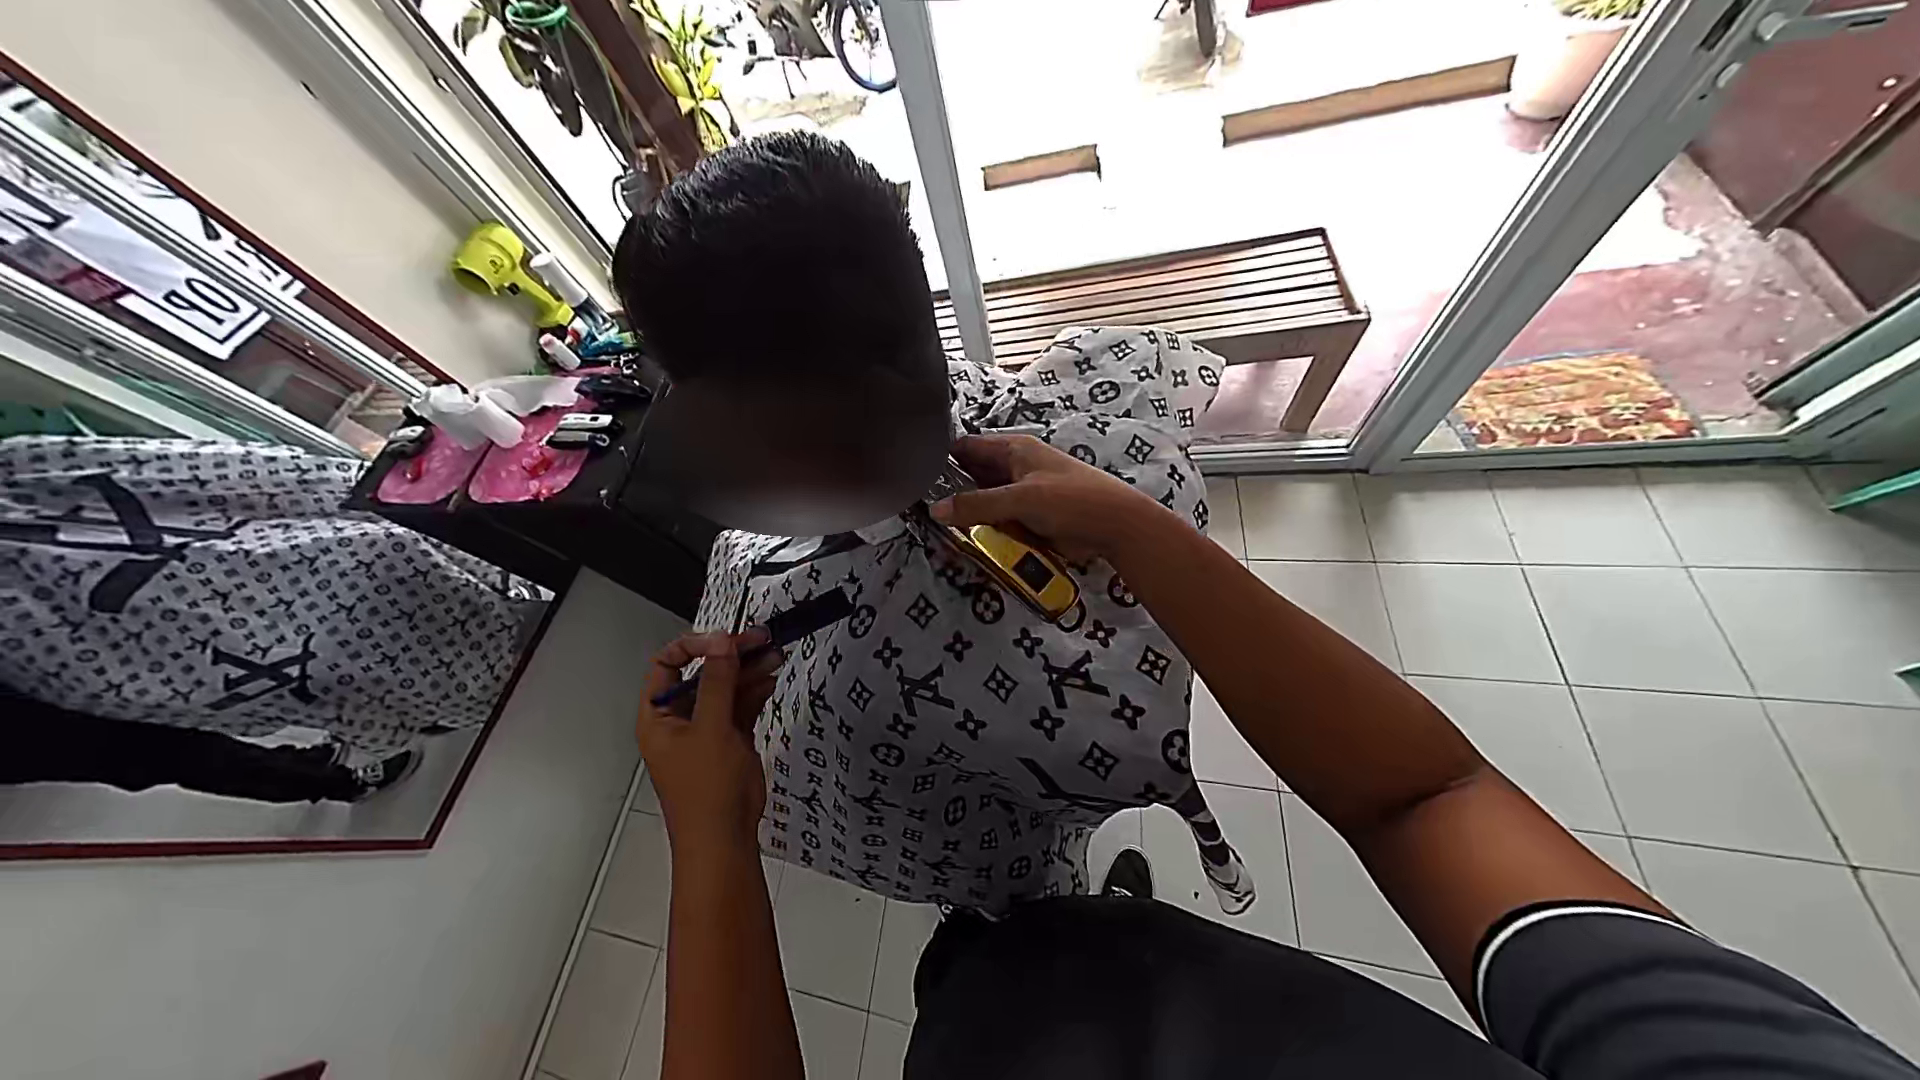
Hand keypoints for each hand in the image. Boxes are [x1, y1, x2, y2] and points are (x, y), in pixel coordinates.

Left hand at [638, 629, 782, 853]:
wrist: (725, 837)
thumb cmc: (704, 795)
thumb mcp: (710, 729)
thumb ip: (717, 682)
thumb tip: (720, 644)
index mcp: (658, 716)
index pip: (667, 665)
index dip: (694, 647)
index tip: (724, 641)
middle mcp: (680, 719)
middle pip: (703, 673)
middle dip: (730, 655)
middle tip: (758, 641)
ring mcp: (707, 728)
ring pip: (727, 687)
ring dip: (750, 671)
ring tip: (773, 655)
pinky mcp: (730, 738)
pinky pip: (742, 705)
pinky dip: (757, 690)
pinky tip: (770, 679)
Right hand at [930, 434, 1168, 561]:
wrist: (1116, 528)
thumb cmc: (1072, 500)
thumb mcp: (1021, 498)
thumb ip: (978, 504)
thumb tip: (935, 509)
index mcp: (1014, 450)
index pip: (967, 447)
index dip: (942, 458)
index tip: (915, 476)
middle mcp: (1014, 469)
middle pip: (972, 477)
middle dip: (951, 492)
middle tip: (920, 511)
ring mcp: (1022, 496)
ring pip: (984, 504)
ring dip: (967, 516)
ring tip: (936, 532)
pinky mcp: (1029, 520)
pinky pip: (999, 524)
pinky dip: (985, 532)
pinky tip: (965, 545)